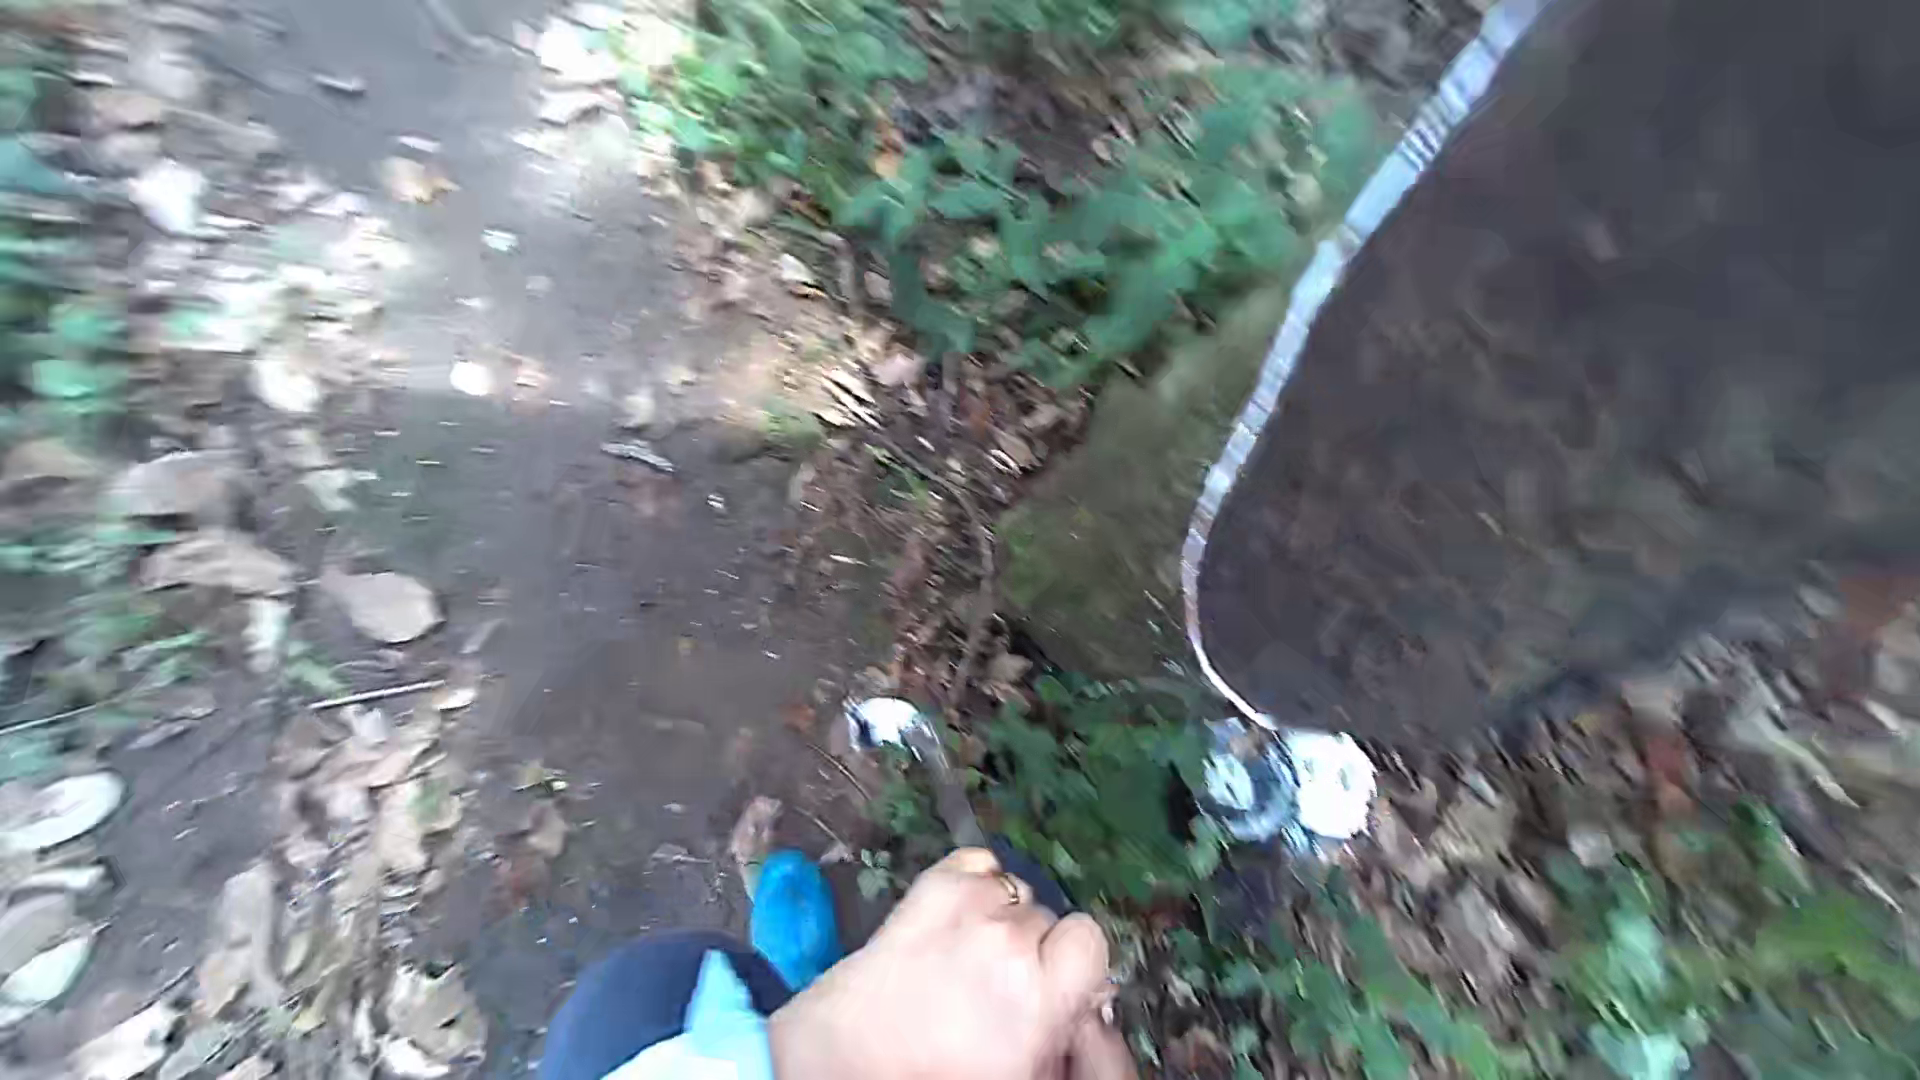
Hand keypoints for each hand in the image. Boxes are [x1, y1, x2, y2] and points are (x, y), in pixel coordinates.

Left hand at [767, 847, 1134, 1079]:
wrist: (852, 1057)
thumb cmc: (938, 1075)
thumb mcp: (1022, 1074)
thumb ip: (1069, 1038)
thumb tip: (1092, 1000)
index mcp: (1037, 998)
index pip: (1090, 939)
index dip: (1078, 958)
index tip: (1057, 979)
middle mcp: (1009, 938)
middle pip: (1049, 916)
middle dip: (1034, 944)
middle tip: (1002, 978)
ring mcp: (970, 900)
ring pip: (1017, 888)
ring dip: (1004, 913)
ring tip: (972, 947)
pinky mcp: (936, 878)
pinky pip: (983, 861)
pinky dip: (978, 881)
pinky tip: (960, 914)